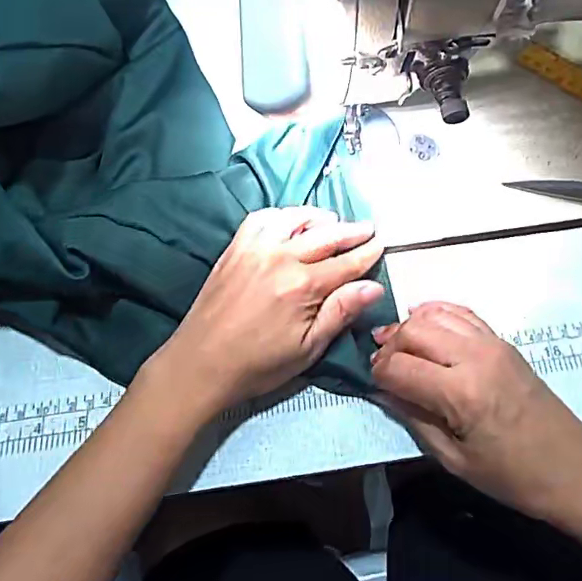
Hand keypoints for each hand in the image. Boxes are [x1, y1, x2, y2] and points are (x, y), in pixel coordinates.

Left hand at [144, 207, 384, 411]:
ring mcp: (255, 248)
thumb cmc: (258, 364)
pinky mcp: (235, 249)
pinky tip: (289, 222)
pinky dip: (281, 215)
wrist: (200, 364)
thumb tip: (373, 287)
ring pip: (295, 219)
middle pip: (326, 235)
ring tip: (332, 221)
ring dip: (318, 217)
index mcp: (303, 285)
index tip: (382, 244)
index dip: (367, 253)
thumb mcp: (308, 347)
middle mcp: (281, 258)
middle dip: (351, 231)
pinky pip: (261, 218)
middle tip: (368, 228)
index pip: (346, 262)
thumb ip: (341, 312)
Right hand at [369, 301, 581, 530]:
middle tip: (381, 365)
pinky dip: (436, 313)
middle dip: (390, 345)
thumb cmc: (513, 475)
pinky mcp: (502, 340)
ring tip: (397, 345)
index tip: (371, 384)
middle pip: (414, 330)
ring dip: (410, 326)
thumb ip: (414, 419)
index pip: (399, 366)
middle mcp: (475, 357)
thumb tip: (381, 391)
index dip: (377, 373)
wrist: (573, 467)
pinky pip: (461, 313)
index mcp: (462, 393)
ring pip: (435, 314)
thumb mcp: (455, 459)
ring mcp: (492, 343)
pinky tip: (424, 324)